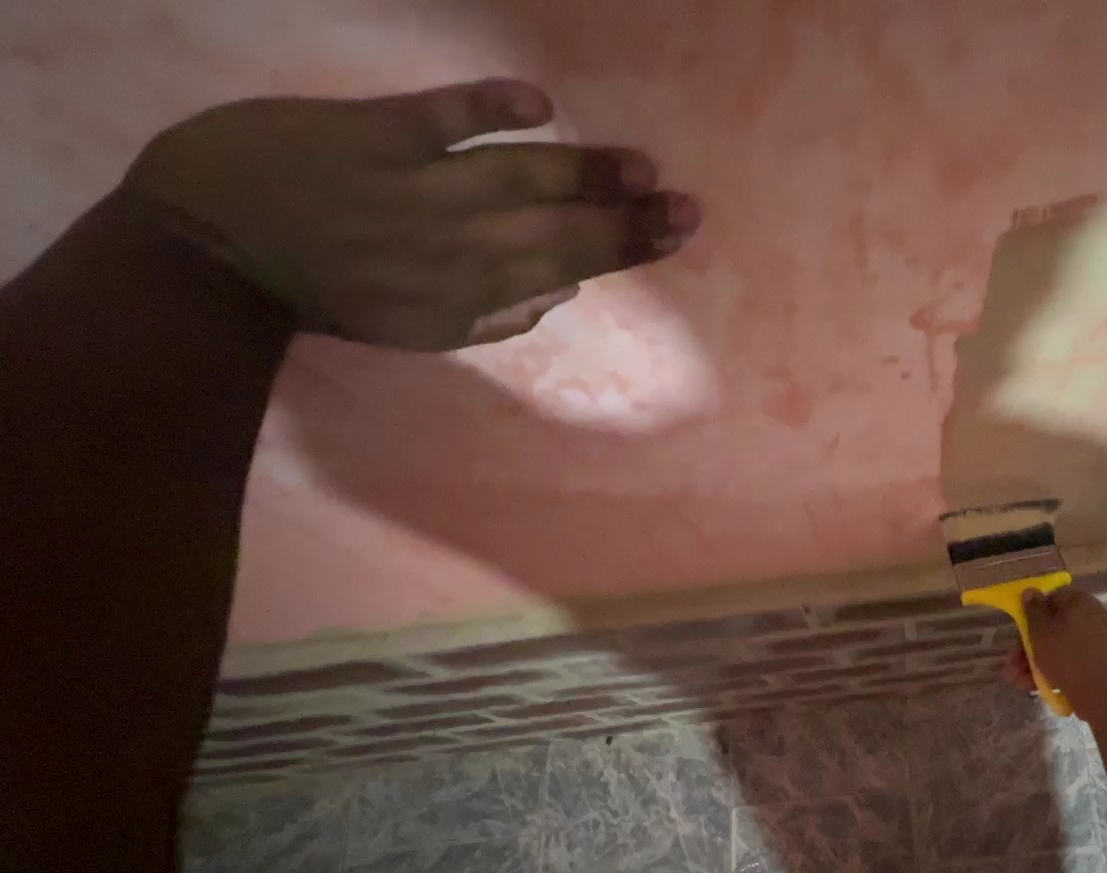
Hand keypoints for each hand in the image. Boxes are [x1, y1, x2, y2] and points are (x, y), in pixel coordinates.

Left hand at [122, 78, 698, 349]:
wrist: (213, 253)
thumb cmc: (332, 299)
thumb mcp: (425, 330)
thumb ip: (500, 315)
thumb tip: (567, 289)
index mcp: (474, 290)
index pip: (571, 263)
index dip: (627, 248)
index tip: (676, 235)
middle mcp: (462, 241)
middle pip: (560, 225)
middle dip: (628, 217)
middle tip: (687, 206)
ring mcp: (419, 185)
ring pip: (519, 175)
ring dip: (583, 170)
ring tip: (639, 165)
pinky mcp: (372, 133)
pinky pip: (441, 117)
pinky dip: (490, 107)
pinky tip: (540, 103)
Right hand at [1011, 587, 1106, 708]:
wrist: (1105, 697)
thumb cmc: (1067, 659)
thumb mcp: (1040, 633)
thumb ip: (1033, 610)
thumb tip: (1031, 590)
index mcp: (1080, 602)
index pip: (1051, 600)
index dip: (1031, 616)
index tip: (1019, 634)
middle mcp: (1094, 616)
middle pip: (1054, 627)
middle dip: (1029, 648)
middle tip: (1013, 666)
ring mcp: (1102, 640)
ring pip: (1062, 647)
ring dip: (1038, 663)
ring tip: (1020, 683)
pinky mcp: (1105, 662)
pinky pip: (1076, 660)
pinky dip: (1058, 670)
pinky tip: (1040, 688)